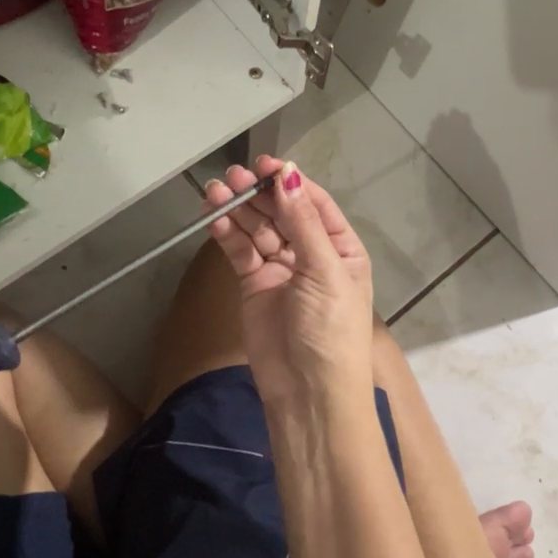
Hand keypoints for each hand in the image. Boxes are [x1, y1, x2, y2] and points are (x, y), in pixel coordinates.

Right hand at [204, 157, 375, 409]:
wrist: (309, 393)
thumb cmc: (330, 330)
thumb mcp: (325, 272)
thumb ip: (303, 223)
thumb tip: (289, 173)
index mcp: (341, 249)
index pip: (315, 205)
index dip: (291, 182)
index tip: (265, 164)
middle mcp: (312, 254)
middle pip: (283, 213)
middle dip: (260, 193)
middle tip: (233, 175)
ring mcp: (282, 270)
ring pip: (259, 229)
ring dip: (240, 209)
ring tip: (216, 189)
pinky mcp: (255, 286)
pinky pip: (241, 252)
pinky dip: (229, 235)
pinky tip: (216, 218)